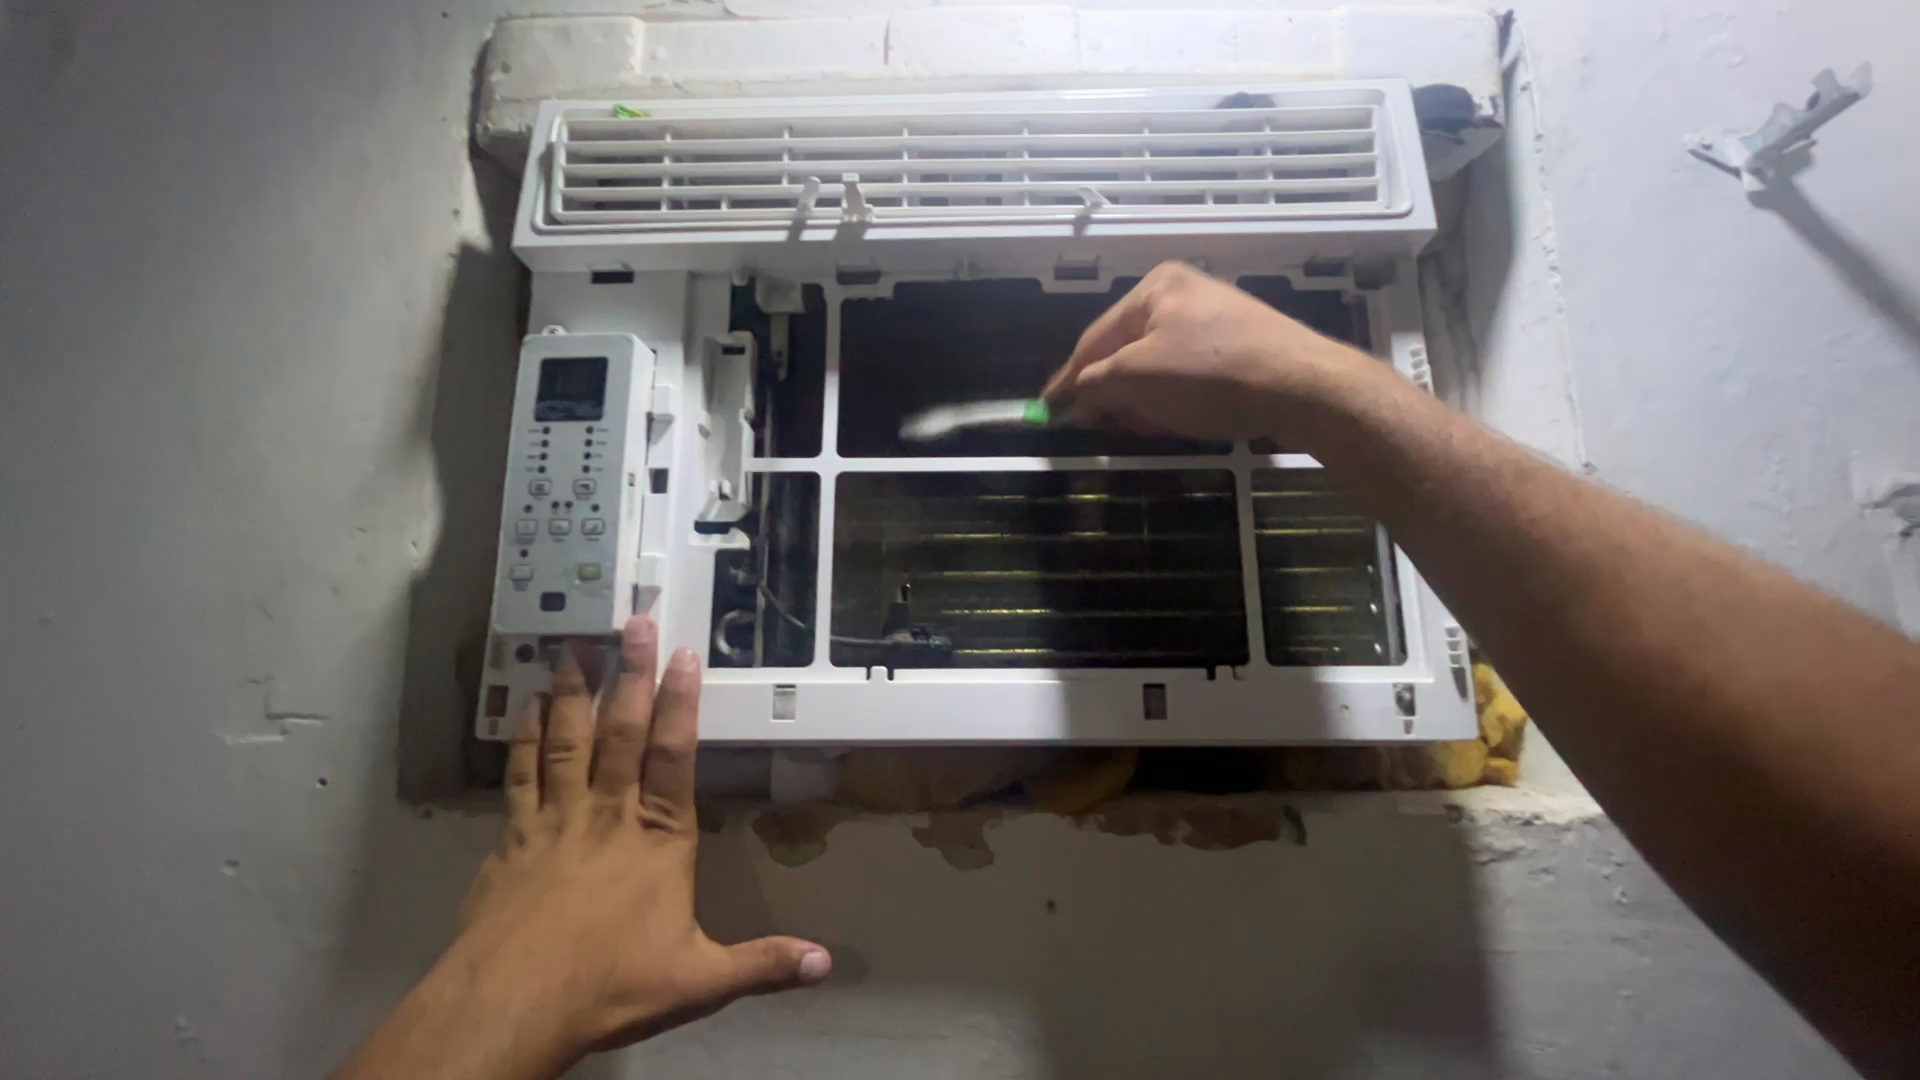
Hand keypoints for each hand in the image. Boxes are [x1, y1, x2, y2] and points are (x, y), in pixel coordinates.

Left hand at [452, 617, 829, 1061]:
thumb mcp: (698, 981)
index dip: (682, 701)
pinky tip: (529, 702)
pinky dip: (526, 735)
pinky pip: (523, 772)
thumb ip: (762, 964)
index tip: (684, 653)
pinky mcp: (514, 835)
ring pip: (569, 739)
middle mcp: (610, 813)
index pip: (675, 755)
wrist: (507, 1010)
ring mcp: (557, 818)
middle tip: (633, 622)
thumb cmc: (608, 985)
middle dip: (632, 674)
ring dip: (575, 690)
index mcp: (659, 836)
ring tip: (577, 644)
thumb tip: (827, 965)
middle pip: (623, 731)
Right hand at [1042, 261, 1395, 443]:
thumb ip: (1093, 385)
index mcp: (1154, 287)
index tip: (1046, 410)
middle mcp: (1182, 294)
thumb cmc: (1209, 374)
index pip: (1093, 338)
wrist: (1303, 388)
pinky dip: (1169, 399)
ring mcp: (1213, 320)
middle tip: (1092, 425)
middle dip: (1108, 392)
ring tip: (1137, 427)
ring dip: (1139, 401)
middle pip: (1123, 351)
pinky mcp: (1237, 348)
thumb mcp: (1136, 378)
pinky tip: (1171, 420)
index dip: (1068, 379)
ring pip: (1154, 367)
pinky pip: (1184, 375)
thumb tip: (1070, 401)